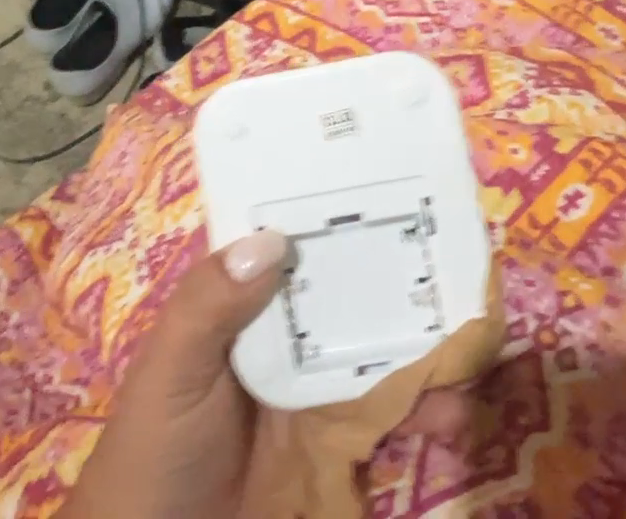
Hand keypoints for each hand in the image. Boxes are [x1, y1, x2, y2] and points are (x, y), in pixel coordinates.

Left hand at [62, 230, 469, 518]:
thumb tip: (273, 239)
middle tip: (454, 260)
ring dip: (423, 344)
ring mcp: (316, 385)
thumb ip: (209, 306)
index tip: (385, 181)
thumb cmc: (155, 443)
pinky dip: (425, 410)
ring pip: (379, 348)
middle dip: (398, 275)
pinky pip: (390, 414)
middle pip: (349, 292)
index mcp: (243, 304)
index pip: (289, 246)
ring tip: (470, 345)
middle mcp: (286, 333)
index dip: (329, 214)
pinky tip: (453, 411)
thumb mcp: (172, 367)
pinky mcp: (338, 438)